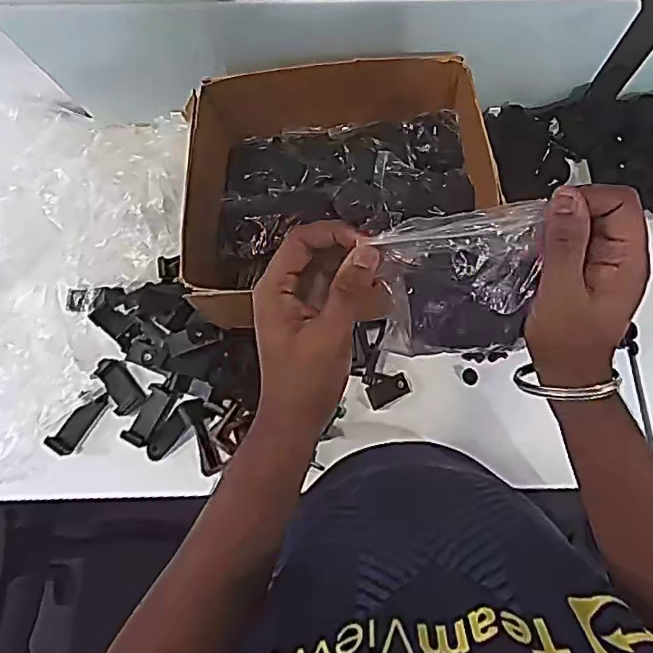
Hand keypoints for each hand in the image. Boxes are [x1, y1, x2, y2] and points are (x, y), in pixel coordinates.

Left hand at [251, 221, 383, 440]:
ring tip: (378, 267)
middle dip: (346, 247)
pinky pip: (332, 285)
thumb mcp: (330, 331)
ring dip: (352, 264)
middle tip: (375, 252)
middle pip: (314, 249)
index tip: (361, 240)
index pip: (300, 240)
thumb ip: (348, 289)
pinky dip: (352, 282)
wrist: (295, 420)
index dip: (332, 233)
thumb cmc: (300, 385)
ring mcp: (296, 302)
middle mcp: (281, 291)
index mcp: (273, 290)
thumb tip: (364, 254)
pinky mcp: (311, 313)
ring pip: (325, 266)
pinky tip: (372, 287)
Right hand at [526, 185, 650, 387]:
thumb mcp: (561, 290)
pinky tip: (545, 260)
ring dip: (562, 228)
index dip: (589, 198)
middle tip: (549, 235)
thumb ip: (564, 242)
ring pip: (589, 220)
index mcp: (628, 260)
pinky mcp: (592, 267)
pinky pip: (577, 237)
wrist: (568, 374)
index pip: (621, 201)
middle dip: (572, 213)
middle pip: (606, 206)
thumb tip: (567, 199)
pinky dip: (557, 241)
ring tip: (546, 251)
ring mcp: (608, 262)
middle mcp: (624, 258)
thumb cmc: (570, 346)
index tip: (560, 213)